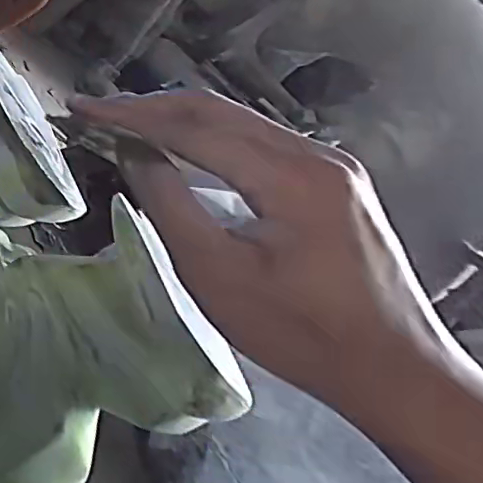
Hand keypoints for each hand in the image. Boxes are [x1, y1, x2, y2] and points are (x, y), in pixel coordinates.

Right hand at [71, 91, 454, 420]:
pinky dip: (201, 134)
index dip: (128, 115)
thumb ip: (167, 202)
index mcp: (293, 178)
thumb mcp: (215, 271)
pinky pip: (251, 138)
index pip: (192, 127)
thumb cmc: (302, 333)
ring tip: (121, 122)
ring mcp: (329, 166)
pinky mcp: (329, 180)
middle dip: (146, 106)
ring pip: (232, 119)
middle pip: (213, 110)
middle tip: (93, 110)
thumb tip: (132, 153)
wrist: (401, 376)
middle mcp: (316, 157)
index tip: (81, 109)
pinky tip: (173, 143)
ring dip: (172, 117)